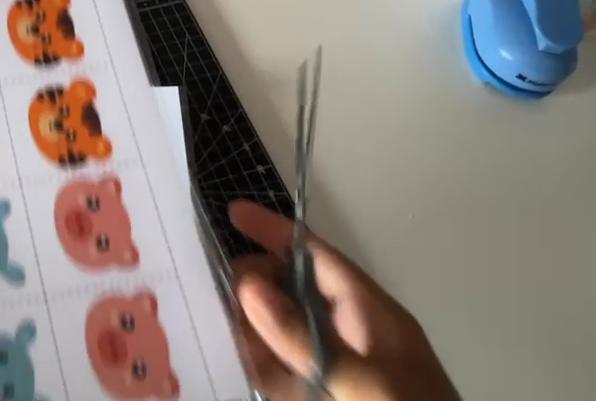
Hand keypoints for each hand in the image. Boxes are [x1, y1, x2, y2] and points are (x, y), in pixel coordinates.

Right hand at [228, 201, 458, 400]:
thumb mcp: (363, 388)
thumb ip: (303, 339)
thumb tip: (247, 284)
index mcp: (369, 316)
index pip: (317, 256)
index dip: (277, 232)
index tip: (232, 213)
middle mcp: (350, 335)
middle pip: (291, 290)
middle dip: (256, 289)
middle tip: (226, 305)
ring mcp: (336, 370)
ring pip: (280, 331)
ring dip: (253, 331)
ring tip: (232, 343)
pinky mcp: (323, 398)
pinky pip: (281, 371)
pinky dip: (260, 366)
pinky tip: (241, 366)